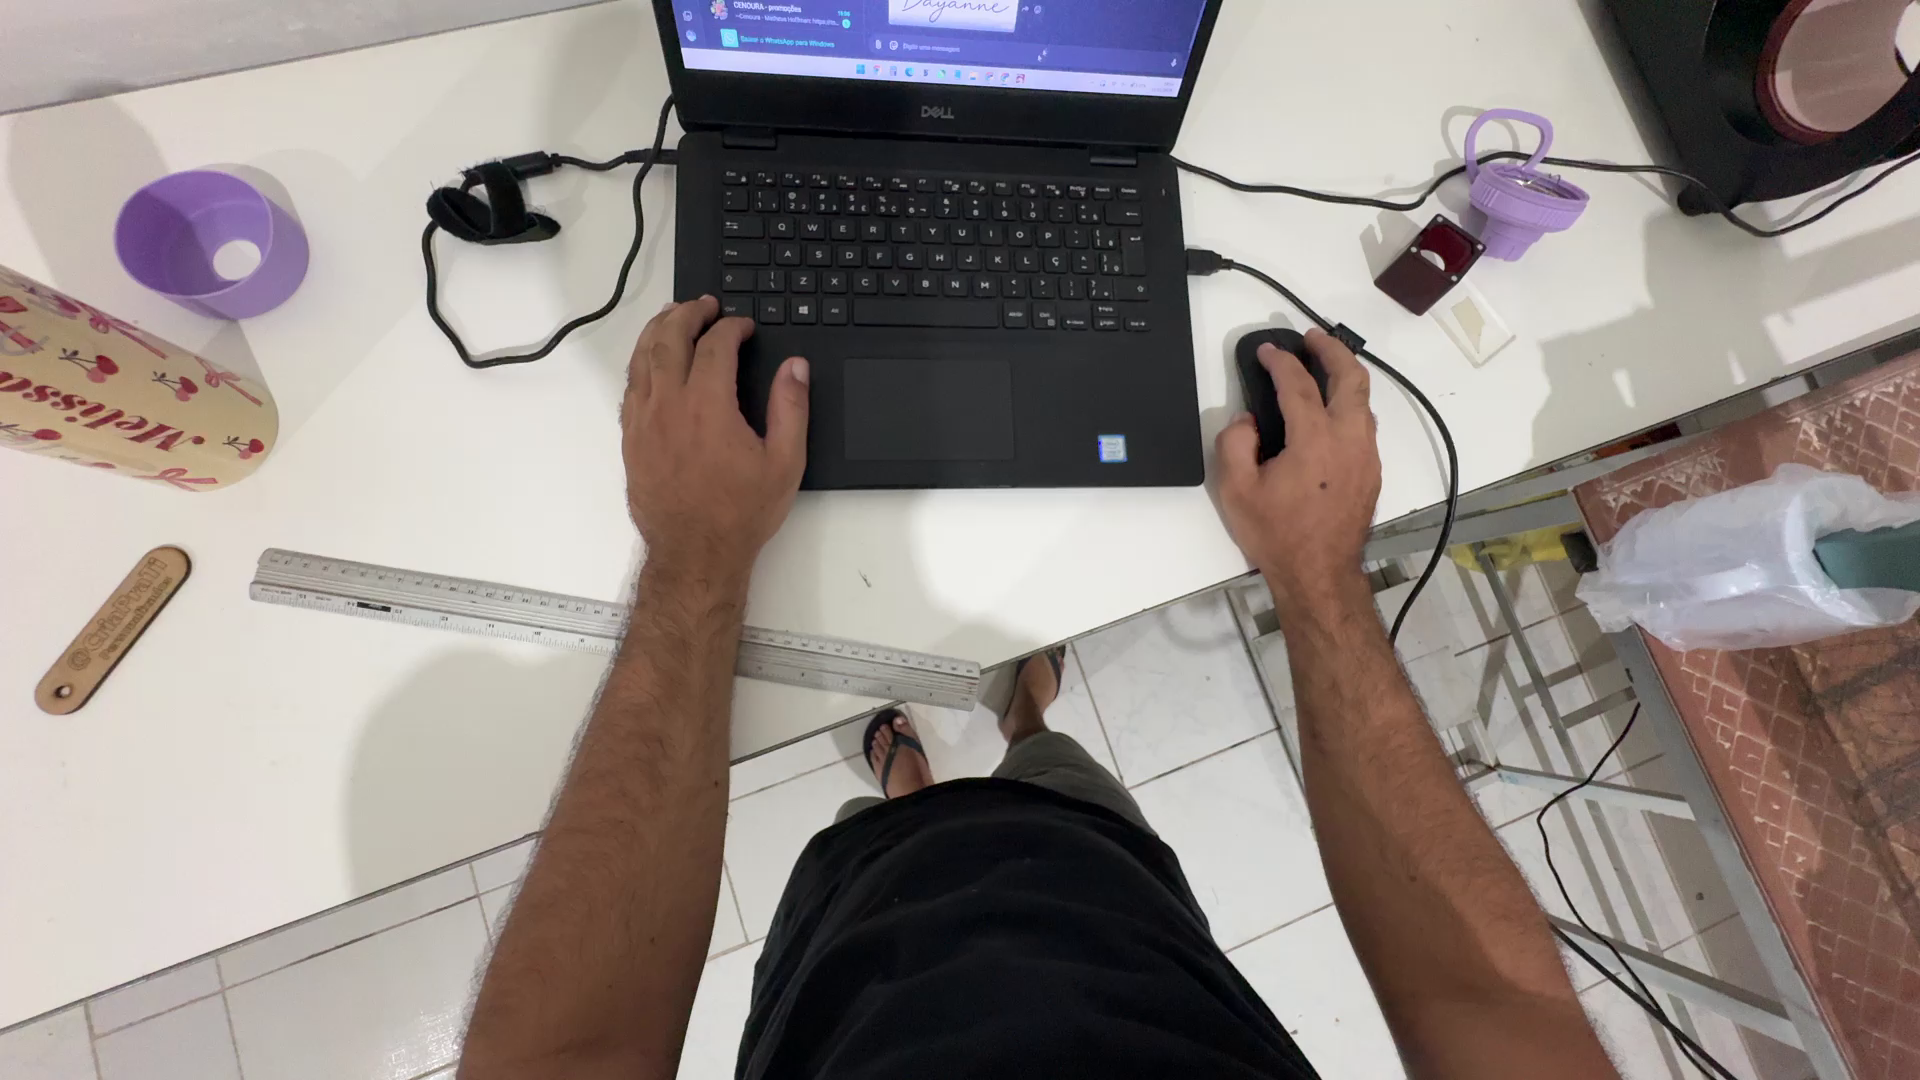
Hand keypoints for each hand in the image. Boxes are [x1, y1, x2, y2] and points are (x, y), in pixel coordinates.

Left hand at [622, 296, 809, 594]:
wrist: (695, 553)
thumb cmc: (742, 512)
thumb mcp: (784, 462)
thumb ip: (790, 408)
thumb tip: (795, 367)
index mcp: (708, 405)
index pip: (714, 346)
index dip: (731, 328)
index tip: (744, 326)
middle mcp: (669, 405)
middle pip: (669, 339)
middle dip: (688, 314)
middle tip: (705, 305)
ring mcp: (643, 421)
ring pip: (642, 358)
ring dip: (658, 330)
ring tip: (673, 317)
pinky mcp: (631, 438)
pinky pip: (630, 386)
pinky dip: (641, 363)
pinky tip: (651, 361)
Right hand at [1216, 329, 1380, 612]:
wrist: (1319, 573)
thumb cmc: (1275, 534)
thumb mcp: (1235, 490)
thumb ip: (1235, 444)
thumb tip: (1248, 422)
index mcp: (1314, 439)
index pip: (1298, 385)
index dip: (1280, 362)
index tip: (1266, 350)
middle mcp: (1349, 439)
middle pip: (1351, 378)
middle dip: (1332, 350)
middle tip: (1312, 337)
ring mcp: (1366, 455)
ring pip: (1364, 401)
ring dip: (1345, 376)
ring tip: (1323, 367)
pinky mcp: (1372, 471)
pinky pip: (1364, 424)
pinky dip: (1349, 404)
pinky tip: (1331, 412)